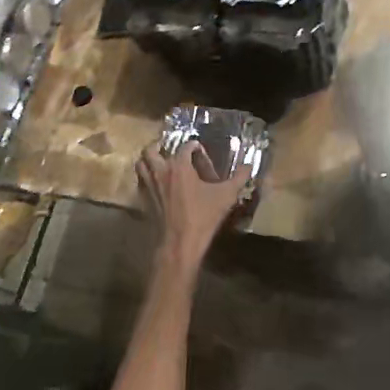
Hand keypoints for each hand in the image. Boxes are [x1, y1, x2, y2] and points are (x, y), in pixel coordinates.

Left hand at [137, 141, 251, 264]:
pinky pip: (140, 181)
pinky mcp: (143, 199)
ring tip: (159, 162)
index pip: (185, 147)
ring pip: (141, 164)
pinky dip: (145, 176)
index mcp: (179, 166)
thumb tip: (249, 166)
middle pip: (152, 150)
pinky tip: (156, 183)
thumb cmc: (203, 217)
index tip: (200, 152)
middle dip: (160, 146)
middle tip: (171, 151)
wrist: (180, 242)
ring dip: (149, 159)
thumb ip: (239, 178)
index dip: (194, 147)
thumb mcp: (226, 196)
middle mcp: (160, 171)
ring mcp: (149, 185)